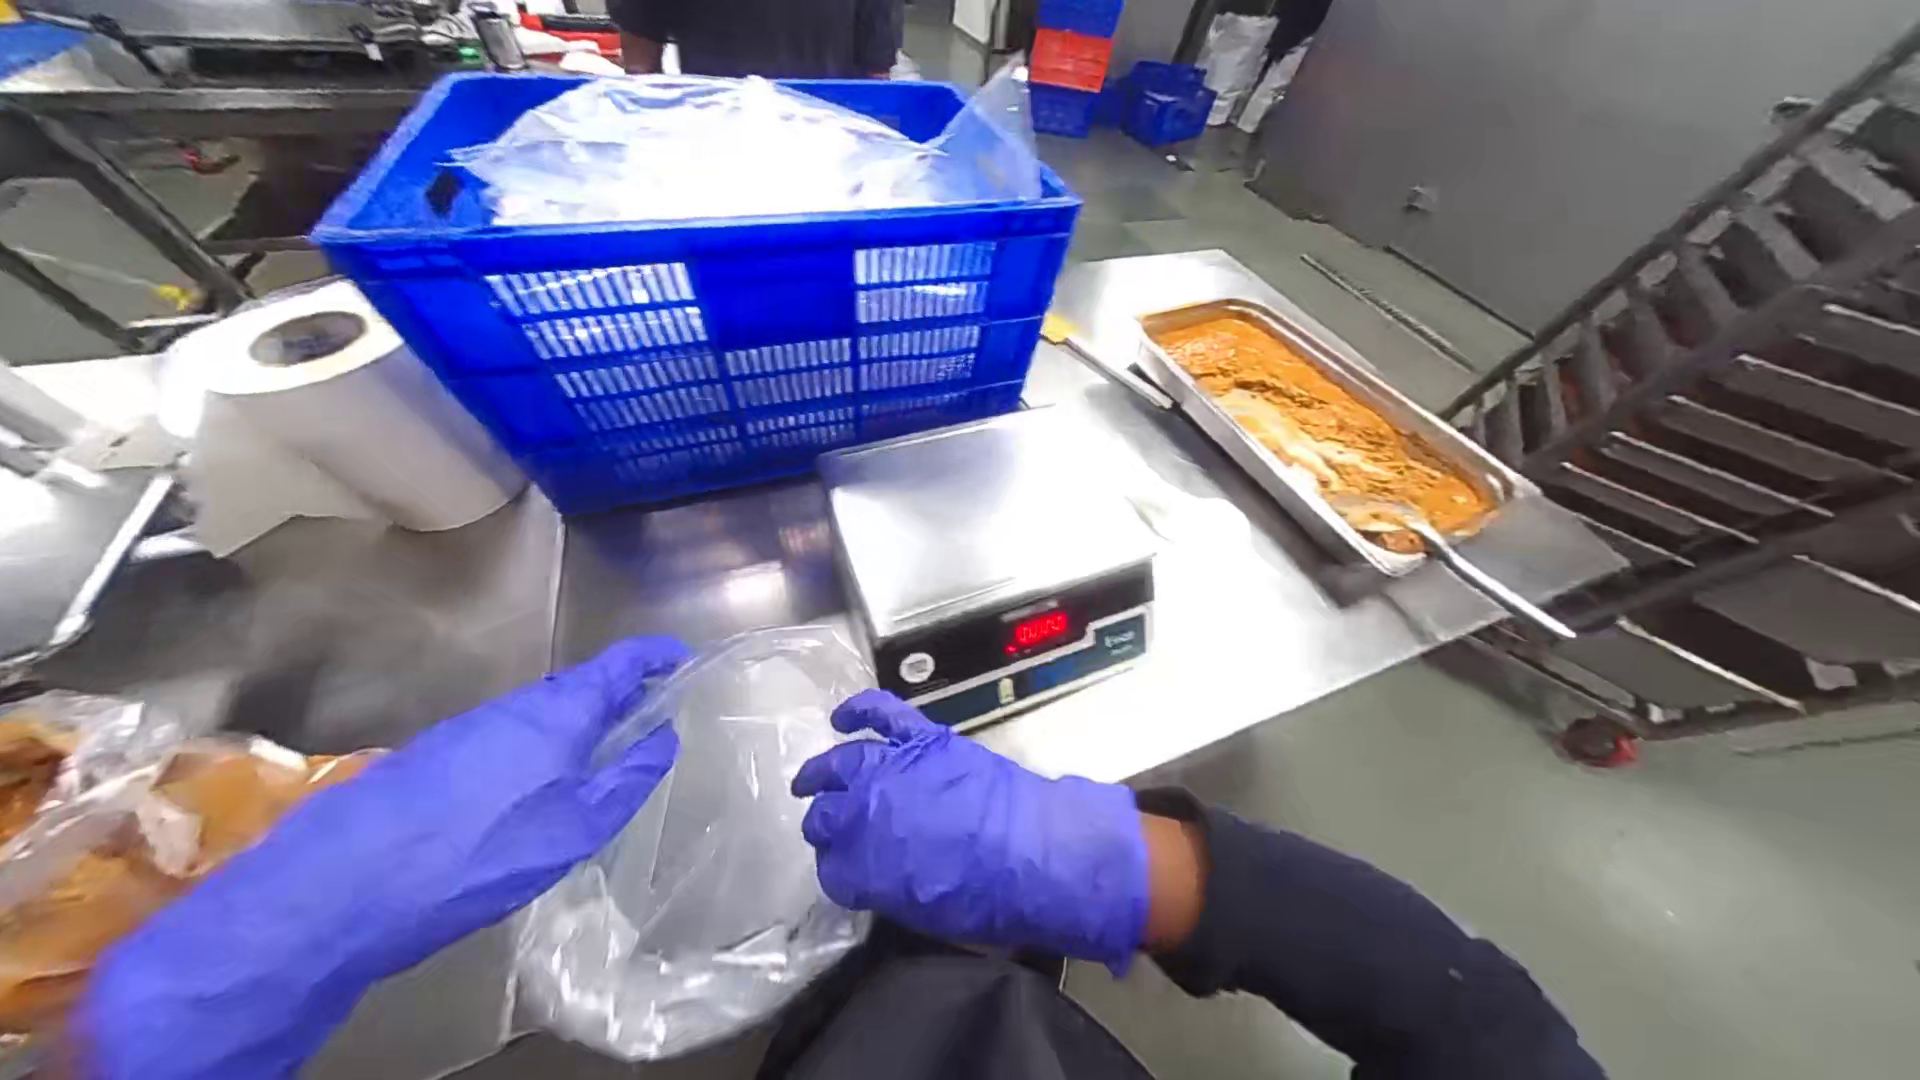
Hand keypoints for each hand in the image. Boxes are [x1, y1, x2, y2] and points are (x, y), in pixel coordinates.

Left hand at [78, 637, 688, 1079]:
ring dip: (583, 722)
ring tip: (602, 758)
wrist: (336, 891)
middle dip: (624, 694)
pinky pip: (513, 734)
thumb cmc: (485, 849)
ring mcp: (474, 726)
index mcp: (563, 708)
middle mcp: (521, 703)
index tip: (683, 658)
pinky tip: (538, 788)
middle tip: (651, 720)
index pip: (623, 660)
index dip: (657, 654)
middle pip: (586, 684)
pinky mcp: (440, 754)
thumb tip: (665, 736)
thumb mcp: (581, 823)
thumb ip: (632, 774)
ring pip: (547, 711)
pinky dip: (545, 744)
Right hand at [791, 690, 1148, 967]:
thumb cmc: (983, 897)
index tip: (839, 868)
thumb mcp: (921, 909)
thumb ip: (884, 885)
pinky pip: (883, 714)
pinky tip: (842, 716)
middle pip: (827, 815)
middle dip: (822, 824)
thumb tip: (871, 870)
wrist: (1033, 851)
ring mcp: (892, 768)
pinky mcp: (922, 739)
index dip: (834, 868)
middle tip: (822, 827)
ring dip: (821, 772)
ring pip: (842, 764)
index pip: (829, 866)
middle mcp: (866, 813)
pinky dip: (860, 709)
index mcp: (863, 868)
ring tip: (807, 779)